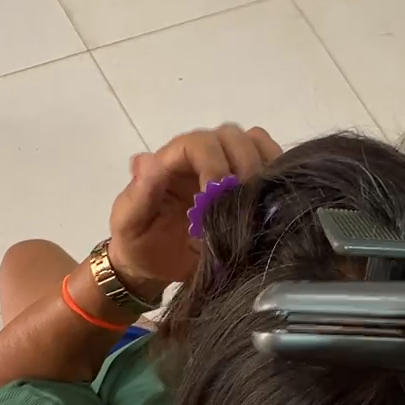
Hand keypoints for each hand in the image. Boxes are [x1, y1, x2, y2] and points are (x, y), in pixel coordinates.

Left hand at [107, 124, 281, 297]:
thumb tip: (146, 161)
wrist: (151, 266)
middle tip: (244, 205)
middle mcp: (201, 158)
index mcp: (172, 161)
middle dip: (243, 166)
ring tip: (261, 201)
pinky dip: (276, 174)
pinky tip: (274, 199)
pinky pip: (268, 164)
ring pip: (254, 144)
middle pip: (232, 137)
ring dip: (264, 167)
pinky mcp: (244, 187)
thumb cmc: (138, 244)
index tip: (219, 196)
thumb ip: (138, 194)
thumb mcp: (128, 222)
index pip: (198, 143)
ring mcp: (225, 169)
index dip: (213, 163)